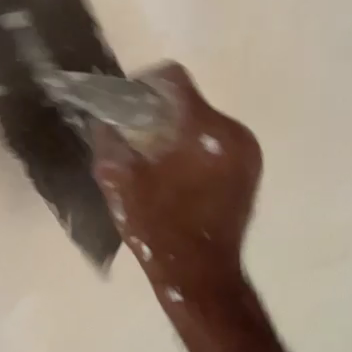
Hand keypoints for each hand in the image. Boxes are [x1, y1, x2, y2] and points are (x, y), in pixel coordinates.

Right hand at [89, 63, 262, 289]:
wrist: (199, 273)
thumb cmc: (156, 223)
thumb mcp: (116, 175)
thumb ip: (108, 136)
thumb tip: (102, 113)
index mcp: (203, 128)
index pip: (173, 78)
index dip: (142, 82)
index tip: (123, 102)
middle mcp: (233, 132)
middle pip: (187, 99)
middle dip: (156, 109)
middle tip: (130, 131)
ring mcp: (247, 152)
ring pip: (200, 119)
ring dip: (173, 128)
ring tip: (149, 154)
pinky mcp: (250, 169)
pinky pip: (213, 140)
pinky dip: (190, 145)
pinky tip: (170, 170)